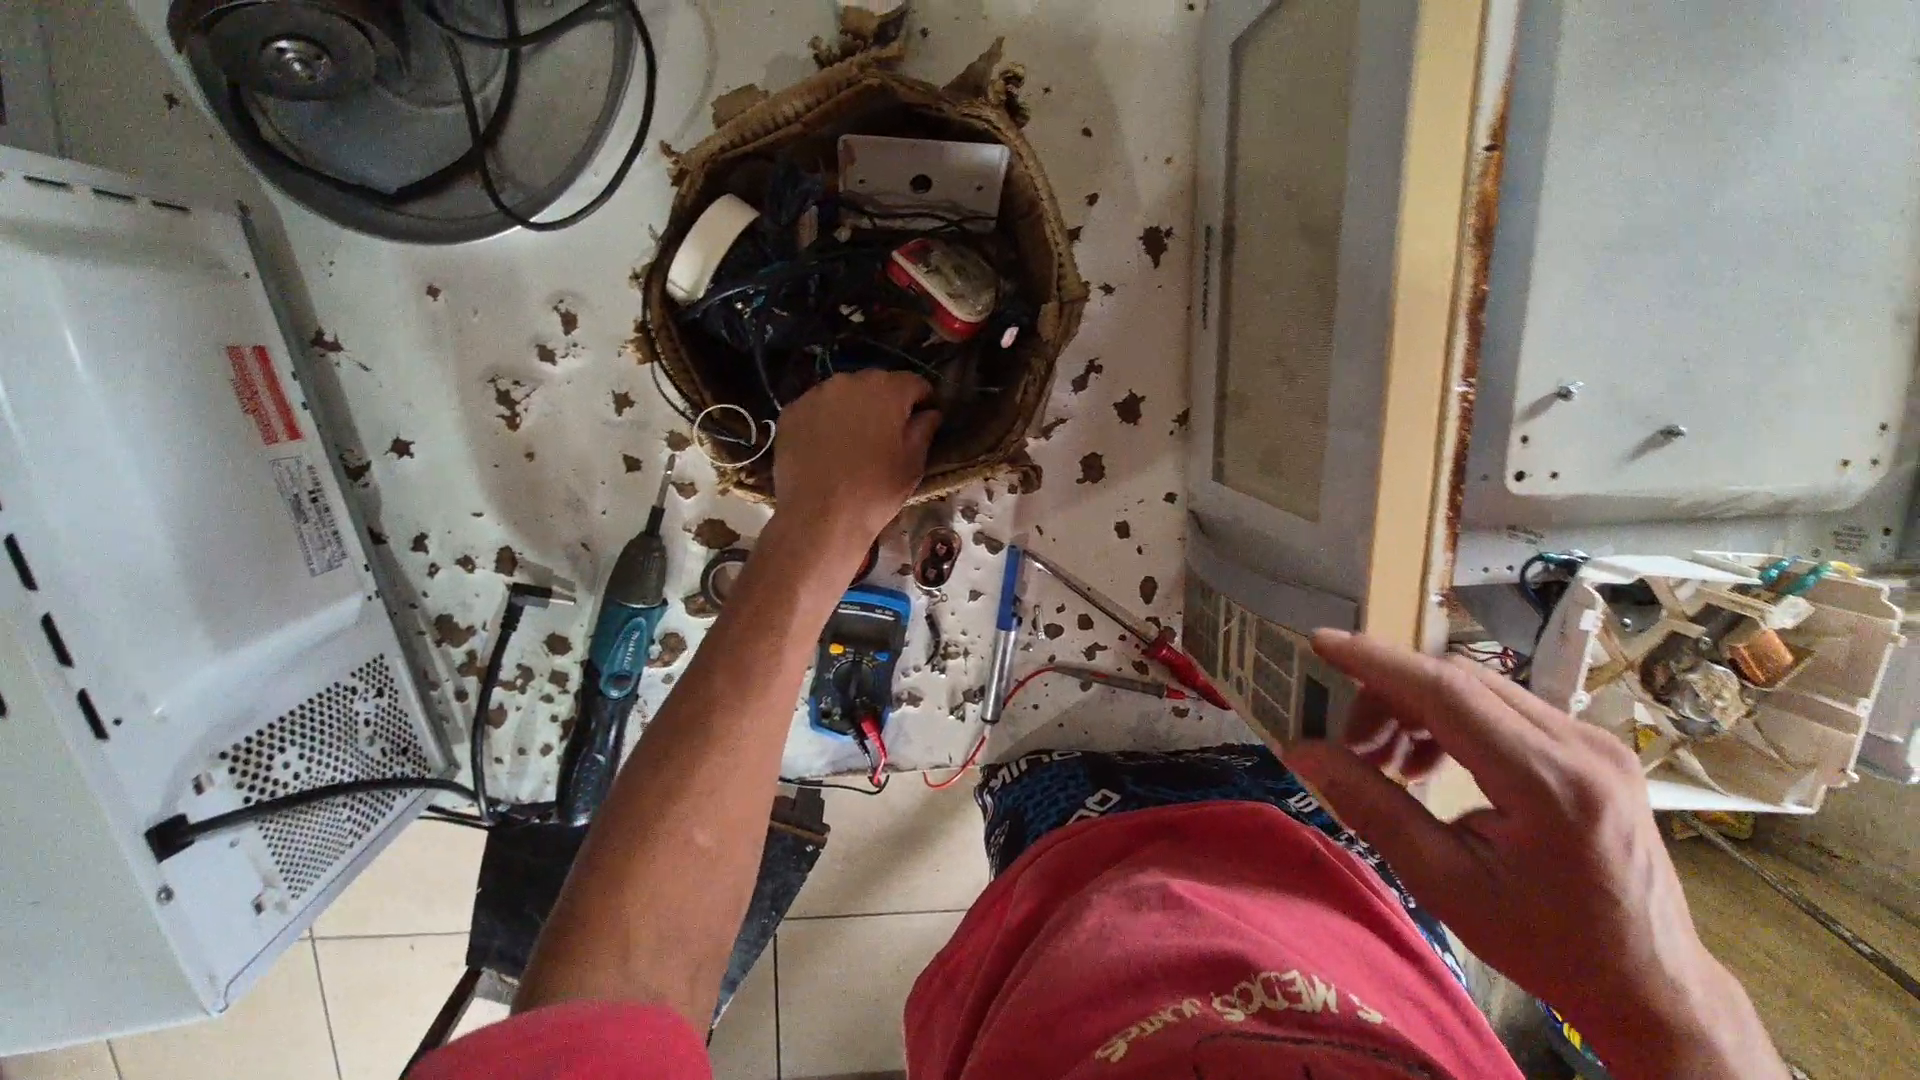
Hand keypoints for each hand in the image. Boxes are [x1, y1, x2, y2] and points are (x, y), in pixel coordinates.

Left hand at [773, 370, 940, 544]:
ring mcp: (815, 395)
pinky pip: (816, 409)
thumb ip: (924, 430)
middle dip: (885, 402)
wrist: (820, 517)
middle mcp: (850, 381)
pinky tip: (826, 447)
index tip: (923, 417)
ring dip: (853, 409)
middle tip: (886, 433)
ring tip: (853, 440)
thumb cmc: (875, 491)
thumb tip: (930, 413)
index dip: (922, 399)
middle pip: (876, 384)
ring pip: (843, 394)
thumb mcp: (912, 464)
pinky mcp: (791, 412)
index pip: (914, 382)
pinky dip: (824, 420)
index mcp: (887, 390)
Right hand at [1286, 630, 1783, 1079]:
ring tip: (1382, 759)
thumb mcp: (1441, 881)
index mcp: (1549, 782)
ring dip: (1416, 707)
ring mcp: (1594, 741)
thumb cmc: (1542, 943)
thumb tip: (1302, 750)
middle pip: (1459, 681)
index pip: (1447, 691)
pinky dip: (1450, 721)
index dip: (1376, 662)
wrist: (1648, 981)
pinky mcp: (1592, 747)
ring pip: (1479, 689)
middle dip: (1387, 695)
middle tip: (1346, 743)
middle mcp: (1581, 744)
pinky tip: (1426, 763)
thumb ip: (1370, 805)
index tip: (1320, 644)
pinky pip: (1503, 708)